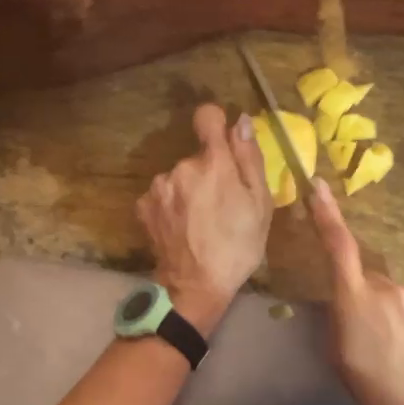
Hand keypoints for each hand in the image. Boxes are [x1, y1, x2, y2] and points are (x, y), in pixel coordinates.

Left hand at [136, 103, 274, 334]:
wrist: (196, 287)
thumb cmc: (238, 248)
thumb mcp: (260, 204)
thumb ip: (249, 158)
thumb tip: (240, 120)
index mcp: (213, 163)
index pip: (207, 116)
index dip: (216, 123)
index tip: (222, 140)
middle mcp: (180, 167)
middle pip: (196, 157)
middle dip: (208, 172)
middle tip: (221, 205)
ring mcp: (158, 187)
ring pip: (178, 177)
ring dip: (188, 190)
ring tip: (201, 221)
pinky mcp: (143, 206)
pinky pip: (162, 195)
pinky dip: (172, 206)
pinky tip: (182, 228)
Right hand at [310, 182, 403, 404]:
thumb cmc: (376, 390)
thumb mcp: (339, 358)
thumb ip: (339, 320)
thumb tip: (344, 304)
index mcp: (355, 300)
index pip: (337, 248)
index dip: (325, 216)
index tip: (317, 187)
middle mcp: (387, 289)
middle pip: (367, 282)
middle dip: (363, 302)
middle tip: (366, 342)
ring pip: (393, 297)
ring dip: (389, 317)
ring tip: (394, 355)